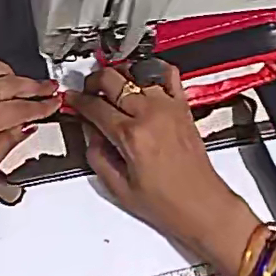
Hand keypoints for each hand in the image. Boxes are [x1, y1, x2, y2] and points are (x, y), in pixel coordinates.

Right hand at [70, 63, 260, 274]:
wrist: (202, 204)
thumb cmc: (167, 202)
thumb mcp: (119, 188)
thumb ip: (97, 156)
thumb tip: (89, 133)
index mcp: (132, 136)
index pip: (95, 106)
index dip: (78, 101)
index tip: (73, 99)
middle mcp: (150, 115)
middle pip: (112, 79)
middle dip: (93, 82)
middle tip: (88, 91)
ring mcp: (168, 106)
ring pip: (136, 71)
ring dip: (119, 75)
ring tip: (112, 86)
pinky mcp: (182, 106)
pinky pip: (167, 74)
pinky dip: (151, 70)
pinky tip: (142, 78)